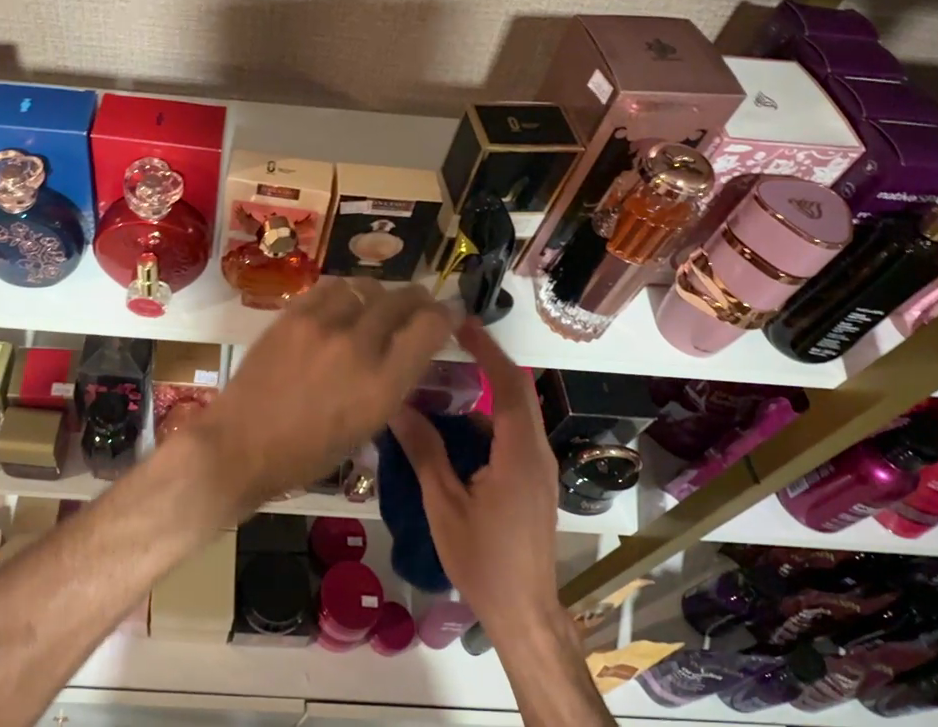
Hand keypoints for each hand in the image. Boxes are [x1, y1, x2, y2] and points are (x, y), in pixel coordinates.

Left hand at [188, 278, 452, 516]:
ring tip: (378, 303)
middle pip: (403, 300)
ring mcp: (323, 325)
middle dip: (418, 299)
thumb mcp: (367, 427)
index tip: (451, 313)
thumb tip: (409, 349)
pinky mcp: (292, 314)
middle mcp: (359, 346)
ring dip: (380, 293)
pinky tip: (343, 302)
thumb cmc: (307, 453)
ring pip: (367, 286)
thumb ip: (393, 384)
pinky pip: (330, 286)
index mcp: (384, 384)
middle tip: (420, 304)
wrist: (242, 444)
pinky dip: (345, 292)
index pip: (431, 327)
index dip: (448, 314)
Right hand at [389, 318, 563, 634]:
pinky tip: (447, 435)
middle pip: (515, 395)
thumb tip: (399, 405)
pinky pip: (509, 440)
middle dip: (483, 365)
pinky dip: (481, 426)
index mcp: (519, 454)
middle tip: (443, 346)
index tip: (460, 324)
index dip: (487, 350)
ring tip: (434, 390)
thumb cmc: (483, 560)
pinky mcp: (532, 485)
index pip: (509, 385)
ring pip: (510, 419)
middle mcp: (536, 454)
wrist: (523, 613)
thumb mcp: (444, 504)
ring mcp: (538, 471)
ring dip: (478, 399)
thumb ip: (425, 451)